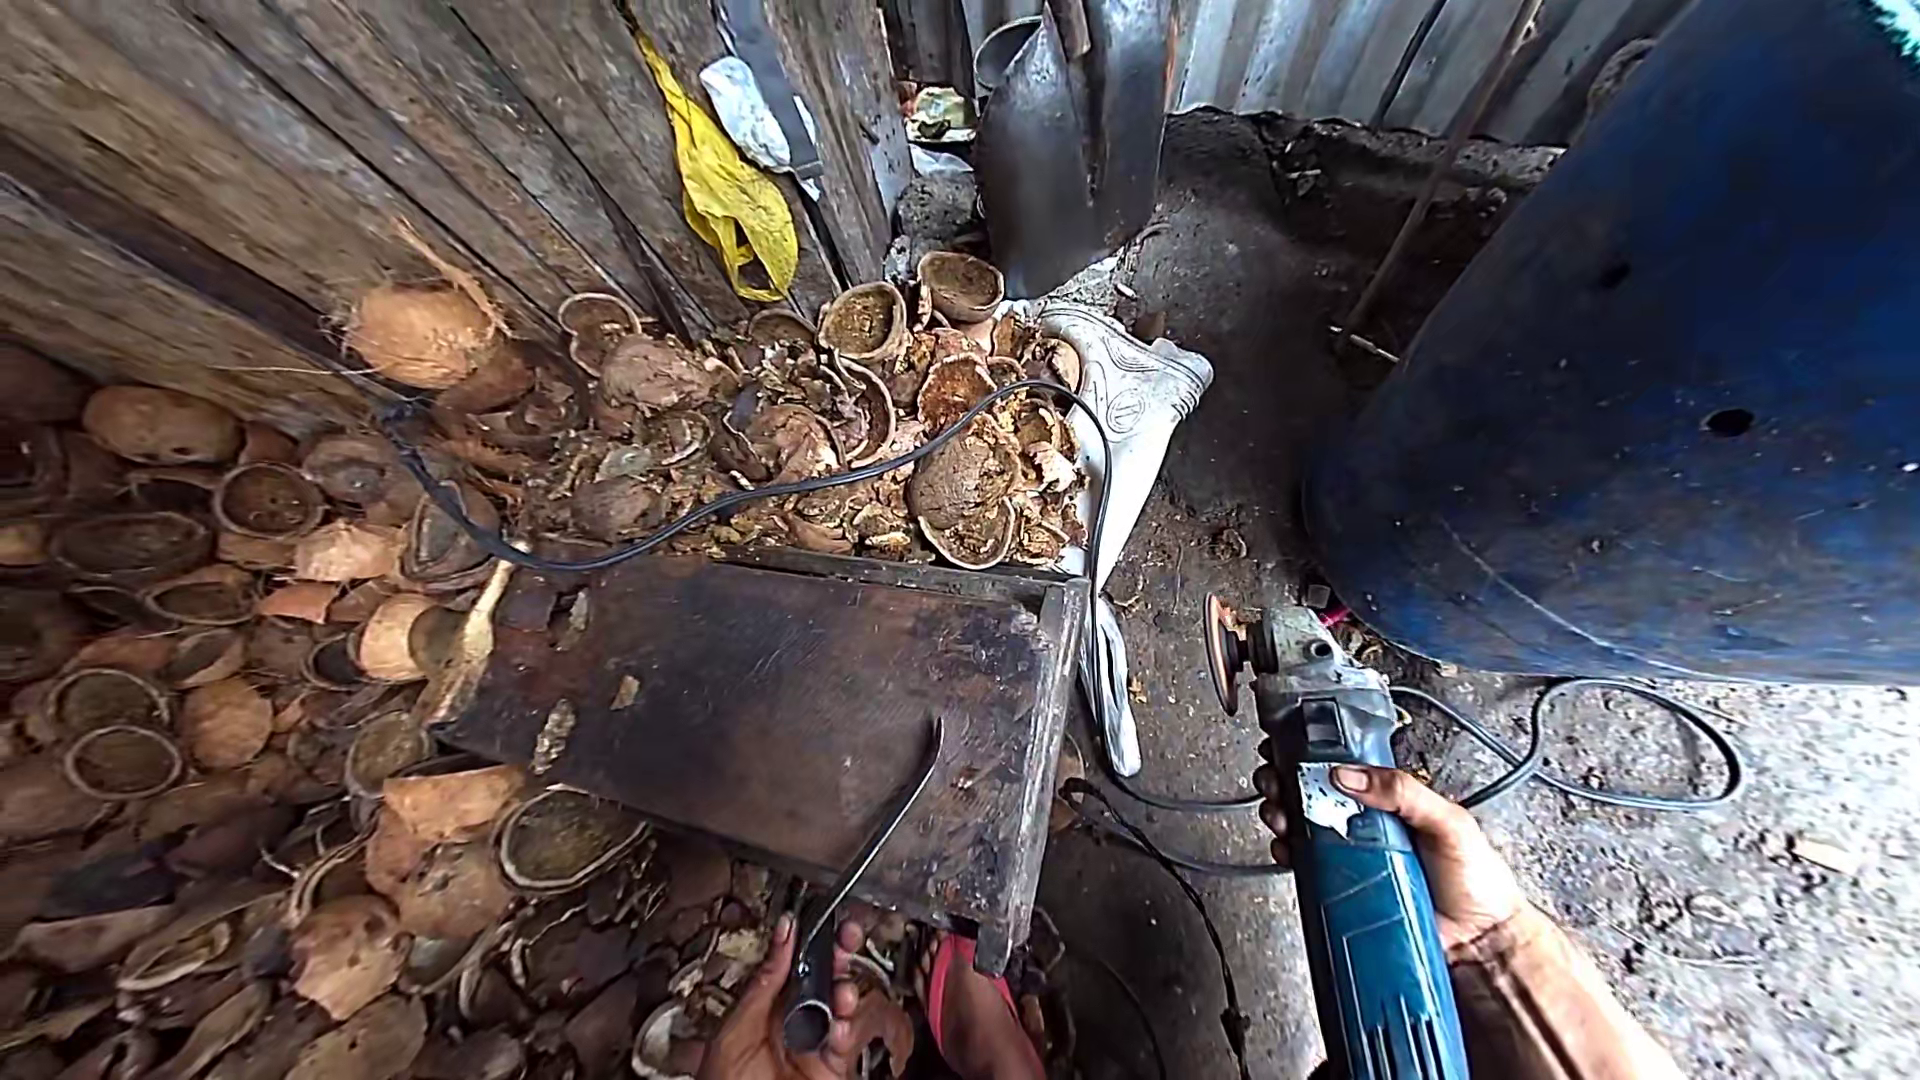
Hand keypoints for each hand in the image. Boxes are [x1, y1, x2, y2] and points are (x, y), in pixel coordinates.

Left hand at [699, 914, 899, 1079]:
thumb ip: (763, 982)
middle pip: (826, 974)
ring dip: (847, 990)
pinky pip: (850, 1038)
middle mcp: (793, 1019)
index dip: (811, 937)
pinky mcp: (833, 1067)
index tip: (822, 919)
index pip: (795, 960)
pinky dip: (848, 1028)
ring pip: (844, 1001)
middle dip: (840, 951)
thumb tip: (785, 930)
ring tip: (842, 994)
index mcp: (766, 1005)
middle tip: (846, 939)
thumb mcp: (734, 1034)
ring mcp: (815, 1042)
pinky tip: (837, 1030)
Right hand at [1253, 754, 1526, 951]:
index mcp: (1381, 795)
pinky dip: (1284, 850)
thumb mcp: (1449, 823)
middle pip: (1302, 788)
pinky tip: (1287, 849)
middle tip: (1276, 785)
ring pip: (1294, 819)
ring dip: (1276, 812)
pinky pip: (1300, 860)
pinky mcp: (1337, 879)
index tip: (1283, 749)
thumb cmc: (1477, 882)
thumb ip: (1404, 792)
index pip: (1333, 762)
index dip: (1301, 752)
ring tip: (1281, 818)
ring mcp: (1345, 848)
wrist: (1482, 946)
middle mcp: (1357, 816)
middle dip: (1278, 781)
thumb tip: (1346, 774)